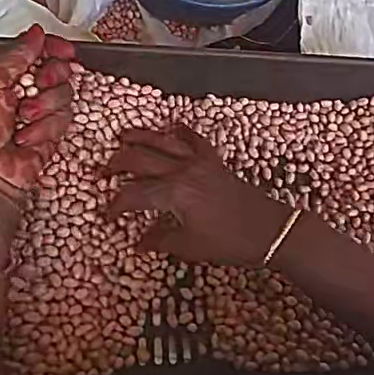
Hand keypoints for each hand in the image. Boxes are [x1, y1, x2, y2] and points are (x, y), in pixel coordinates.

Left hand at [0, 25, 75, 229]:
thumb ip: (12, 56)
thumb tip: (35, 35)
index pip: (33, 51)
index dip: (50, 47)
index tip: (62, 49)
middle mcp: (20, 93)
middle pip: (55, 70)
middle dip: (51, 76)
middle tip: (40, 83)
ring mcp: (37, 114)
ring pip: (63, 94)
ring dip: (46, 105)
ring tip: (25, 118)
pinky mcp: (50, 134)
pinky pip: (64, 119)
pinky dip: (47, 128)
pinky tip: (28, 137)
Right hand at [105, 125, 291, 265]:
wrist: (271, 231)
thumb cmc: (231, 243)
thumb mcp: (191, 247)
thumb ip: (161, 240)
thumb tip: (139, 242)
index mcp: (174, 193)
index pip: (133, 195)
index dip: (115, 205)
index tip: (107, 215)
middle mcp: (183, 171)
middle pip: (140, 159)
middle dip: (117, 164)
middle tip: (102, 173)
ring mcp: (200, 162)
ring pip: (164, 142)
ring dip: (141, 138)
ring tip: (123, 137)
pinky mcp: (215, 162)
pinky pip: (194, 140)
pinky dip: (181, 131)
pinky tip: (171, 126)